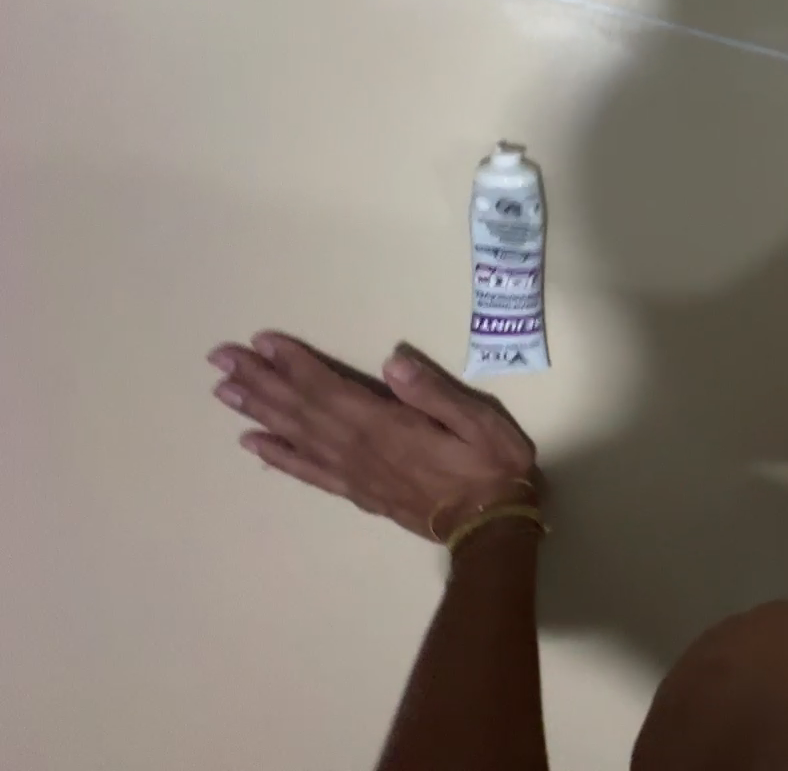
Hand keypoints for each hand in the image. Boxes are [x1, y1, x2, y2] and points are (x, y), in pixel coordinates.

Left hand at [207, 333, 537, 541]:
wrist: (489, 520)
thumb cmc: (492, 463)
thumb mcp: (478, 420)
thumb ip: (434, 393)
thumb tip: (393, 362)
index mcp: (386, 426)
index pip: (331, 390)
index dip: (296, 365)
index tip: (264, 342)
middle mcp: (358, 448)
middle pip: (302, 410)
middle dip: (263, 381)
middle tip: (222, 357)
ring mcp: (353, 473)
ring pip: (296, 436)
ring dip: (259, 411)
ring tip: (225, 389)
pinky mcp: (356, 491)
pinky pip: (307, 472)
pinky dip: (277, 456)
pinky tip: (254, 443)